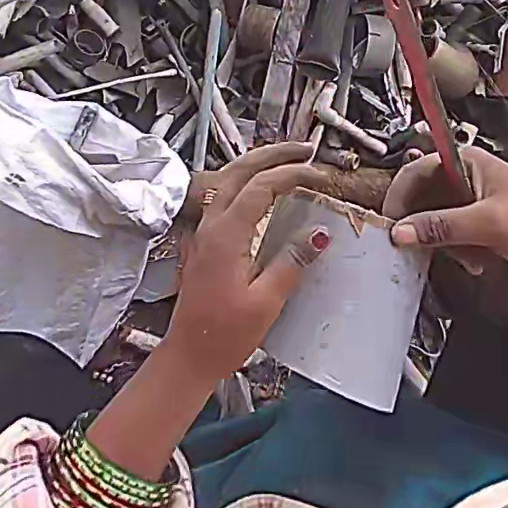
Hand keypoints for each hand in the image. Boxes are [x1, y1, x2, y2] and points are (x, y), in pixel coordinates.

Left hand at [162, 160, 330, 385]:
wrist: (187, 357)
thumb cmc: (224, 336)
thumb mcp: (265, 303)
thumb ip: (291, 263)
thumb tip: (320, 233)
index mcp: (225, 235)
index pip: (260, 187)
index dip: (292, 174)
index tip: (319, 176)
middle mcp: (210, 225)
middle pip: (238, 171)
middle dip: (273, 154)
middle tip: (306, 150)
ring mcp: (203, 231)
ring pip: (227, 179)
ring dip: (258, 164)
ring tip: (288, 159)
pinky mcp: (204, 240)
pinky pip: (223, 196)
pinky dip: (246, 181)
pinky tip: (261, 188)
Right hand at [384, 147, 507, 278]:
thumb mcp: (489, 223)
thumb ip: (441, 226)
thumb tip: (400, 231)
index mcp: (468, 161)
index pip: (417, 170)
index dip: (400, 195)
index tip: (389, 223)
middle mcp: (465, 177)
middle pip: (421, 197)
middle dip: (423, 225)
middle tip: (423, 246)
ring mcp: (471, 202)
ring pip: (432, 220)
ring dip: (441, 242)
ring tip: (464, 256)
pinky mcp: (476, 224)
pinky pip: (448, 236)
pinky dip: (454, 251)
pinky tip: (473, 261)